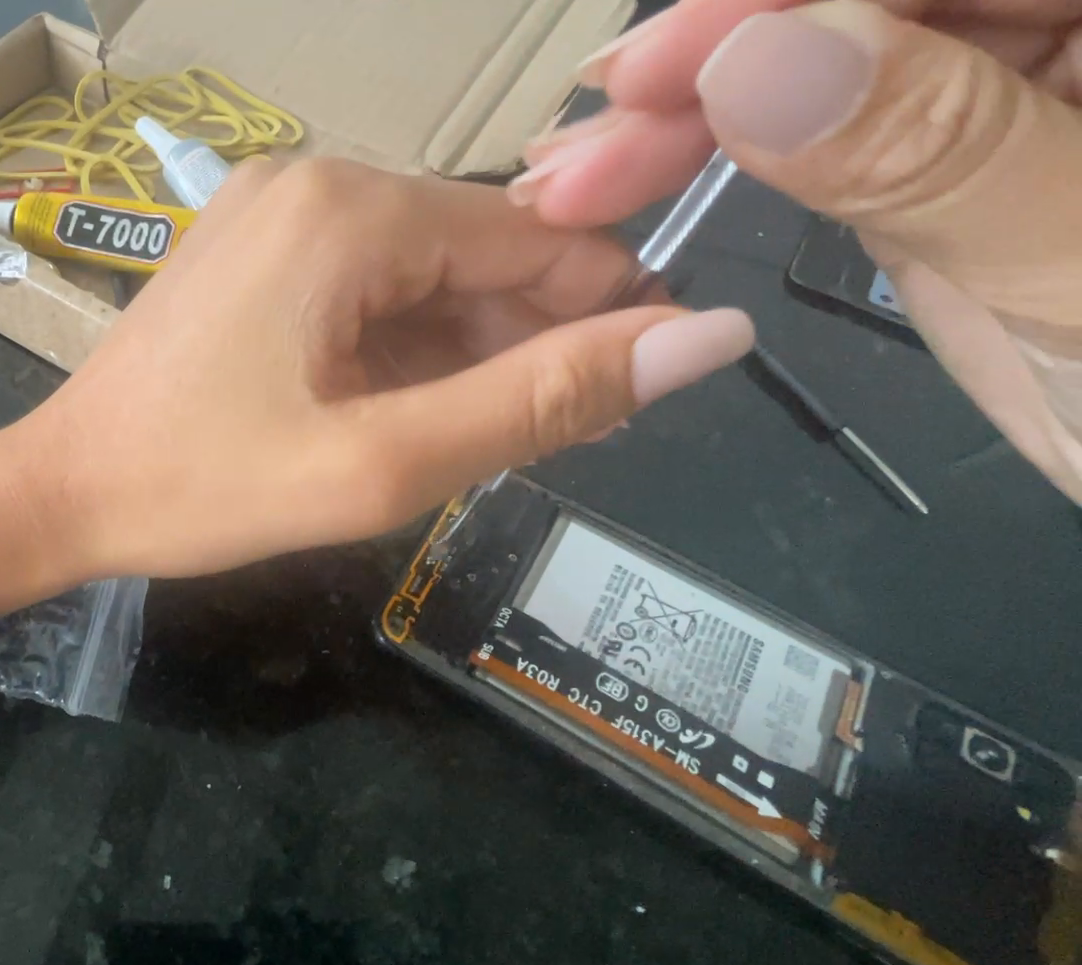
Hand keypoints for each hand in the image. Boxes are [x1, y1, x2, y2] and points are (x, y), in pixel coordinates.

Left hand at [2, 159, 754, 579]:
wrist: (62, 492)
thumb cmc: (203, 488)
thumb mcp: (381, 463)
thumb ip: (537, 402)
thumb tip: (704, 341)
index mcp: (349, 212)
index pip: (531, 237)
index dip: (601, 308)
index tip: (641, 384)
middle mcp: (309, 185)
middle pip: (469, 253)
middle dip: (521, 338)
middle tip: (556, 432)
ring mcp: (265, 217)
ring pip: (410, 275)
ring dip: (458, 350)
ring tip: (482, 434)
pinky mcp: (240, 258)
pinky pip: (351, 289)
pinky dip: (392, 345)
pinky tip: (404, 406)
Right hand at [510, 0, 1081, 500]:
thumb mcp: (1073, 270)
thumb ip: (929, 151)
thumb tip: (753, 62)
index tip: (650, 69)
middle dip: (712, 61)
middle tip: (584, 145)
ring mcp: (1010, 73)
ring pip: (827, 50)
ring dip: (687, 110)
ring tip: (576, 175)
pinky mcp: (945, 140)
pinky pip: (819, 113)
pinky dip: (718, 143)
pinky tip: (635, 169)